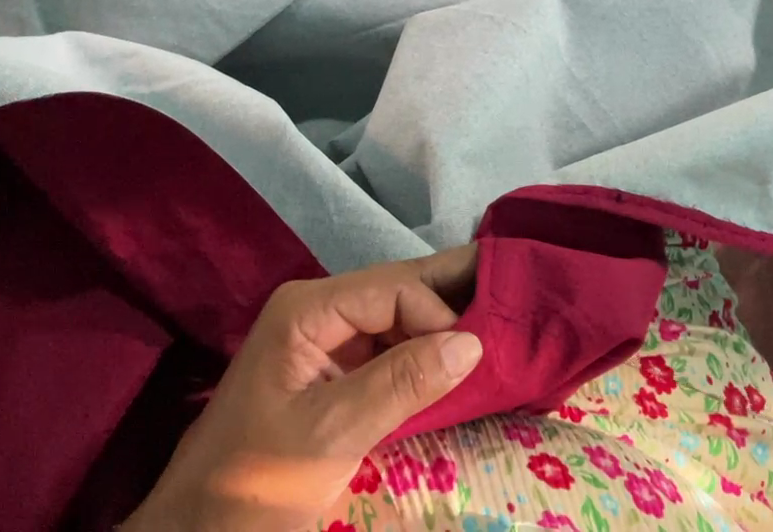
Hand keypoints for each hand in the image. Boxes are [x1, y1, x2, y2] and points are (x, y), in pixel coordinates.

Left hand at [120, 246, 483, 531]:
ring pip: (400, 317)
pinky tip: (462, 358)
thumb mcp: (330, 435)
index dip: (439, 315)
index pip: (393, 288)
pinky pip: (390, 347)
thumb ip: (400, 384)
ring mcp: (327, 339)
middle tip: (517, 290)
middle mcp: (319, 308)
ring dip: (444, 326)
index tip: (474, 359)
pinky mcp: (335, 371)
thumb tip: (473, 343)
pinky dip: (426, 354)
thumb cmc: (255, 483)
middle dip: (453, 296)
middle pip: (399, 290)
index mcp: (308, 308)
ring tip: (502, 322)